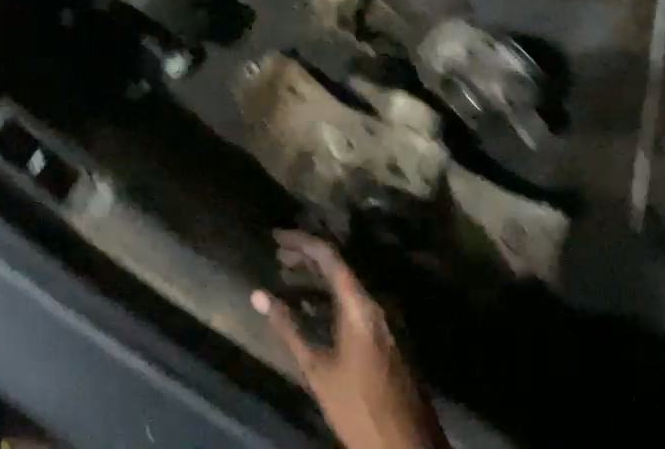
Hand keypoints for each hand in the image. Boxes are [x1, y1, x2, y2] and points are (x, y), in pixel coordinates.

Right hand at [253, 232, 446, 448]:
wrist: (406, 447)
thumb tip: (257, 294)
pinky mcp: (388, 338)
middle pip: (340, 268)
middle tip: (277, 256)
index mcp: (360, 307)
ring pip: (348, 286)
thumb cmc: (357, 406)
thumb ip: (287, 327)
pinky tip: (311, 308)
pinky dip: (332, 297)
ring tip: (287, 279)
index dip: (300, 241)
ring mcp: (386, 322)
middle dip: (307, 258)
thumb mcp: (316, 368)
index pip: (329, 257)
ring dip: (318, 279)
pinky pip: (356, 304)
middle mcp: (377, 306)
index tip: (275, 237)